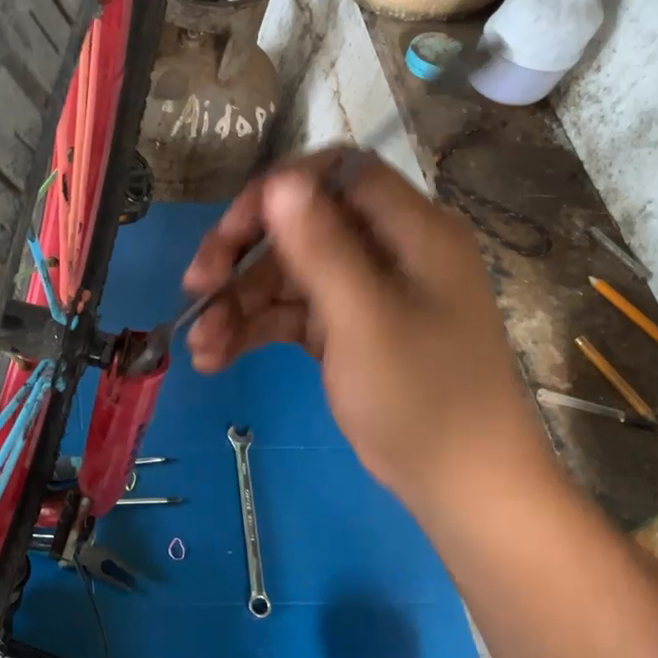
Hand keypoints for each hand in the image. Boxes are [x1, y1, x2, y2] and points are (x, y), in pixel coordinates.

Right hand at [182, 150, 554, 508]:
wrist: (461, 482)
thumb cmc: (423, 396)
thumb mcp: (365, 319)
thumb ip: (321, 248)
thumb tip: (279, 180)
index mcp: (410, 231)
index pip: (335, 175)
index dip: (276, 192)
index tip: (229, 234)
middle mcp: (386, 252)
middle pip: (299, 227)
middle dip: (241, 257)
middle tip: (196, 290)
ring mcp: (365, 294)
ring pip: (285, 276)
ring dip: (237, 306)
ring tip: (200, 347)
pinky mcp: (347, 332)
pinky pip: (289, 316)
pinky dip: (252, 332)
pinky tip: (216, 359)